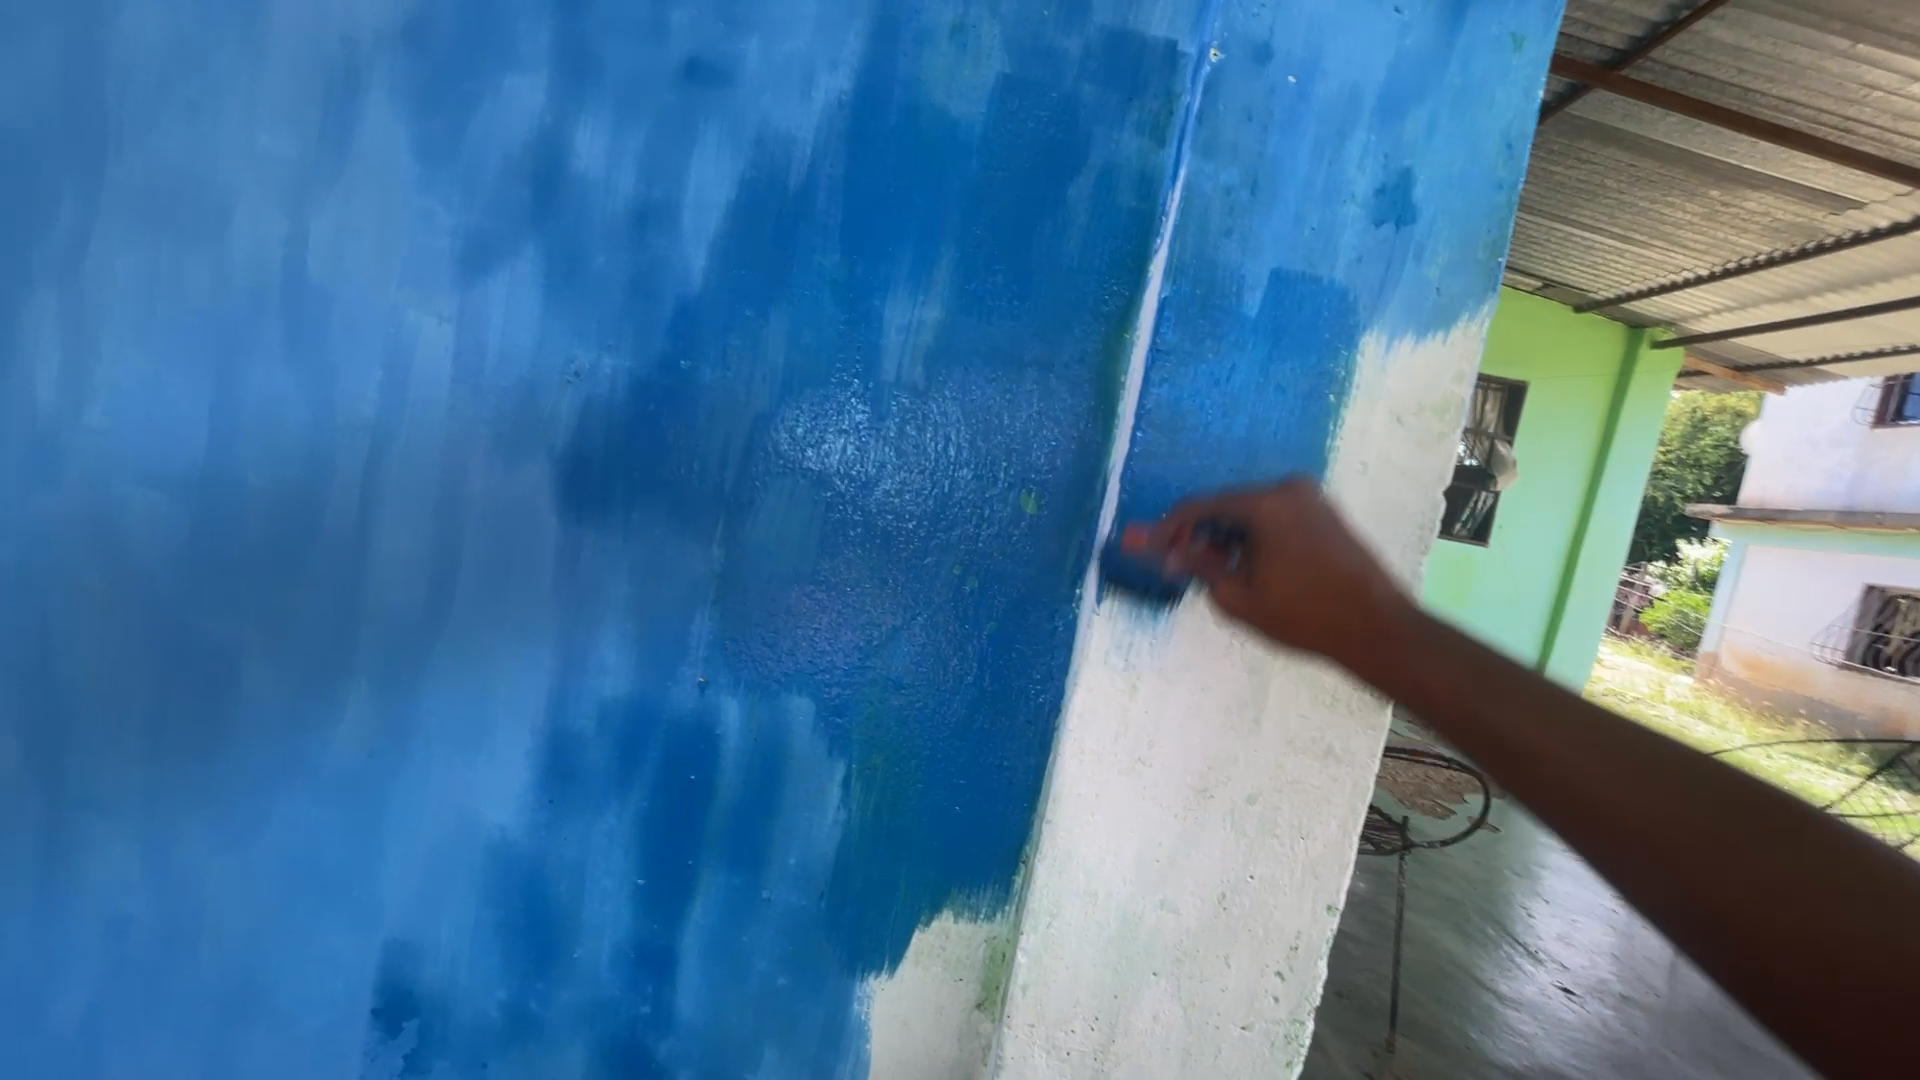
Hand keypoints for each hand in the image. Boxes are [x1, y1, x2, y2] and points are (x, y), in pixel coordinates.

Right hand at [1122, 477, 1416, 664]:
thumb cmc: (1303, 617)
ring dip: (1226, 538)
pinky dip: (1253, 537)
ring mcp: (1310, 497)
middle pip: (1224, 506)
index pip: (1198, 507)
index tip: (1148, 550)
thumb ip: (1195, 565)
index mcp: (1264, 504)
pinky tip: (1249, 567)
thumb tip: (1161, 552)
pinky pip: (1272, 516)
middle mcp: (1287, 488)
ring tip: (1219, 575)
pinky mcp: (1324, 511)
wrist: (1378, 628)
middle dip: (1198, 535)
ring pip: (1248, 512)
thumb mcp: (1237, 597)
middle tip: (1181, 567)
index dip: (1167, 530)